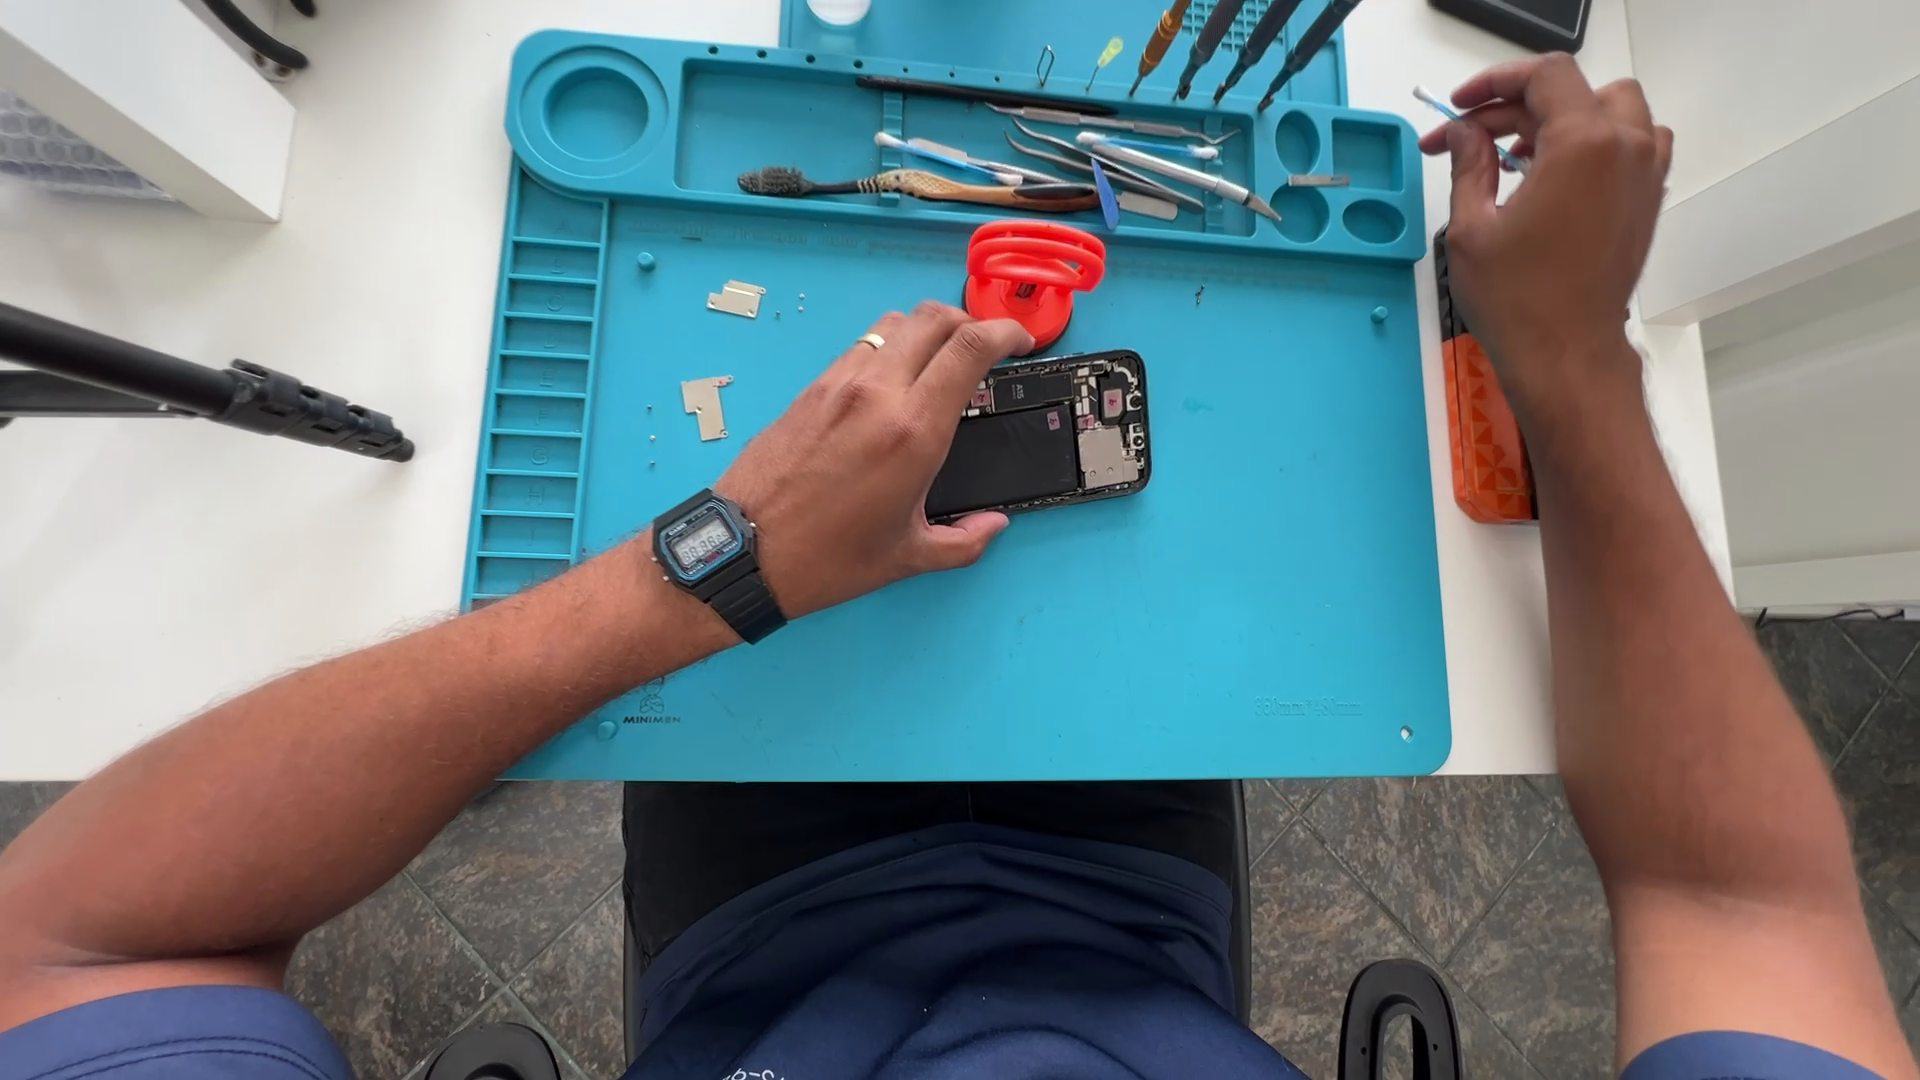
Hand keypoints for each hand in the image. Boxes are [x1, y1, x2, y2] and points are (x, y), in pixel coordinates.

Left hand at [712, 302, 1032, 617]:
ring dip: (928, 330)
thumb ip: (964, 541)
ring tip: (940, 360)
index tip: (1020, 342)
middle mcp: (877, 393)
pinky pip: (862, 347)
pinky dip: (890, 349)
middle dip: (971, 320)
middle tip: (987, 346)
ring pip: (894, 325)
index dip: (1005, 331)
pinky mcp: (811, 389)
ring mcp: (839, 384)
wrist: (743, 552)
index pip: (969, 347)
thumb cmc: (827, 559)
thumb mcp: (908, 557)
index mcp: (913, 432)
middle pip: (934, 317)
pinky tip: (893, 382)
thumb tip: (993, 526)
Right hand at [1417, 55, 1671, 422]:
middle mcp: (1626, 146)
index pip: (1545, 78)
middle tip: (1467, 140)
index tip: (1461, 103)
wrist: (1561, 347)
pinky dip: (1587, 142)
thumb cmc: (1516, 297)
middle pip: (1573, 92)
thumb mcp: (1470, 228)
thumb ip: (1468, 166)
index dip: (1495, 82)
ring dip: (1557, 121)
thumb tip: (1465, 134)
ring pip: (1608, 110)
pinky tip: (1548, 174)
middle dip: (1515, 108)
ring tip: (1511, 155)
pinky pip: (1627, 141)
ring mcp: (1644, 170)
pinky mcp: (1645, 195)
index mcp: (1582, 145)